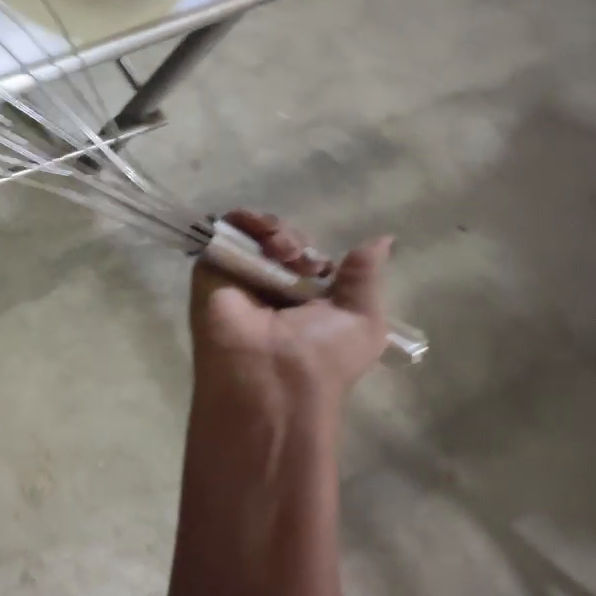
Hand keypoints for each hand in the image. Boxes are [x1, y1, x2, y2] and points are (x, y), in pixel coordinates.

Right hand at [189, 210, 393, 417]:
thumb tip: (384, 238)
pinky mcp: (211, 267)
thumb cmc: (322, 354)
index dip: (314, 251)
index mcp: (304, 298)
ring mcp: (239, 275)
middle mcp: (270, 284)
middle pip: (280, 240)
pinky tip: (258, 232)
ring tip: (280, 250)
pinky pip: (225, 233)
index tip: (319, 267)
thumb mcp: (363, 319)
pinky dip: (243, 221)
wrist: (270, 374)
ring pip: (255, 232)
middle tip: (297, 259)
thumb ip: (366, 276)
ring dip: (272, 229)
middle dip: (293, 239)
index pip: (307, 256)